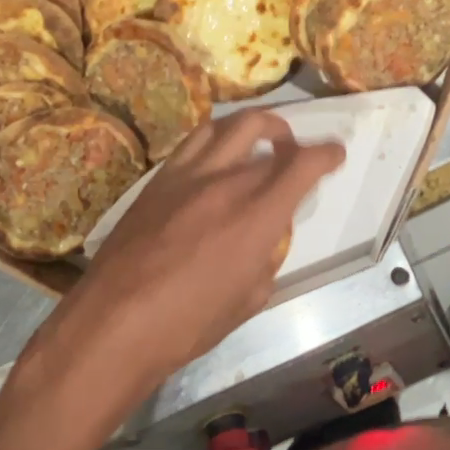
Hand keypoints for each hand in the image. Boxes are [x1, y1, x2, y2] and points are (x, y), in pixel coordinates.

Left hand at [58, 110, 343, 379]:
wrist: (113, 324)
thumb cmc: (187, 326)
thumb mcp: (248, 301)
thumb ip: (266, 260)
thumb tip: (266, 242)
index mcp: (257, 216)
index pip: (304, 164)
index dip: (328, 154)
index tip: (336, 154)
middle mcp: (226, 182)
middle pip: (267, 134)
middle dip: (290, 137)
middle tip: (294, 152)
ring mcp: (187, 174)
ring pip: (229, 123)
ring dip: (254, 126)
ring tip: (258, 142)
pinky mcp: (158, 178)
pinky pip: (195, 140)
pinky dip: (218, 138)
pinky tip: (216, 157)